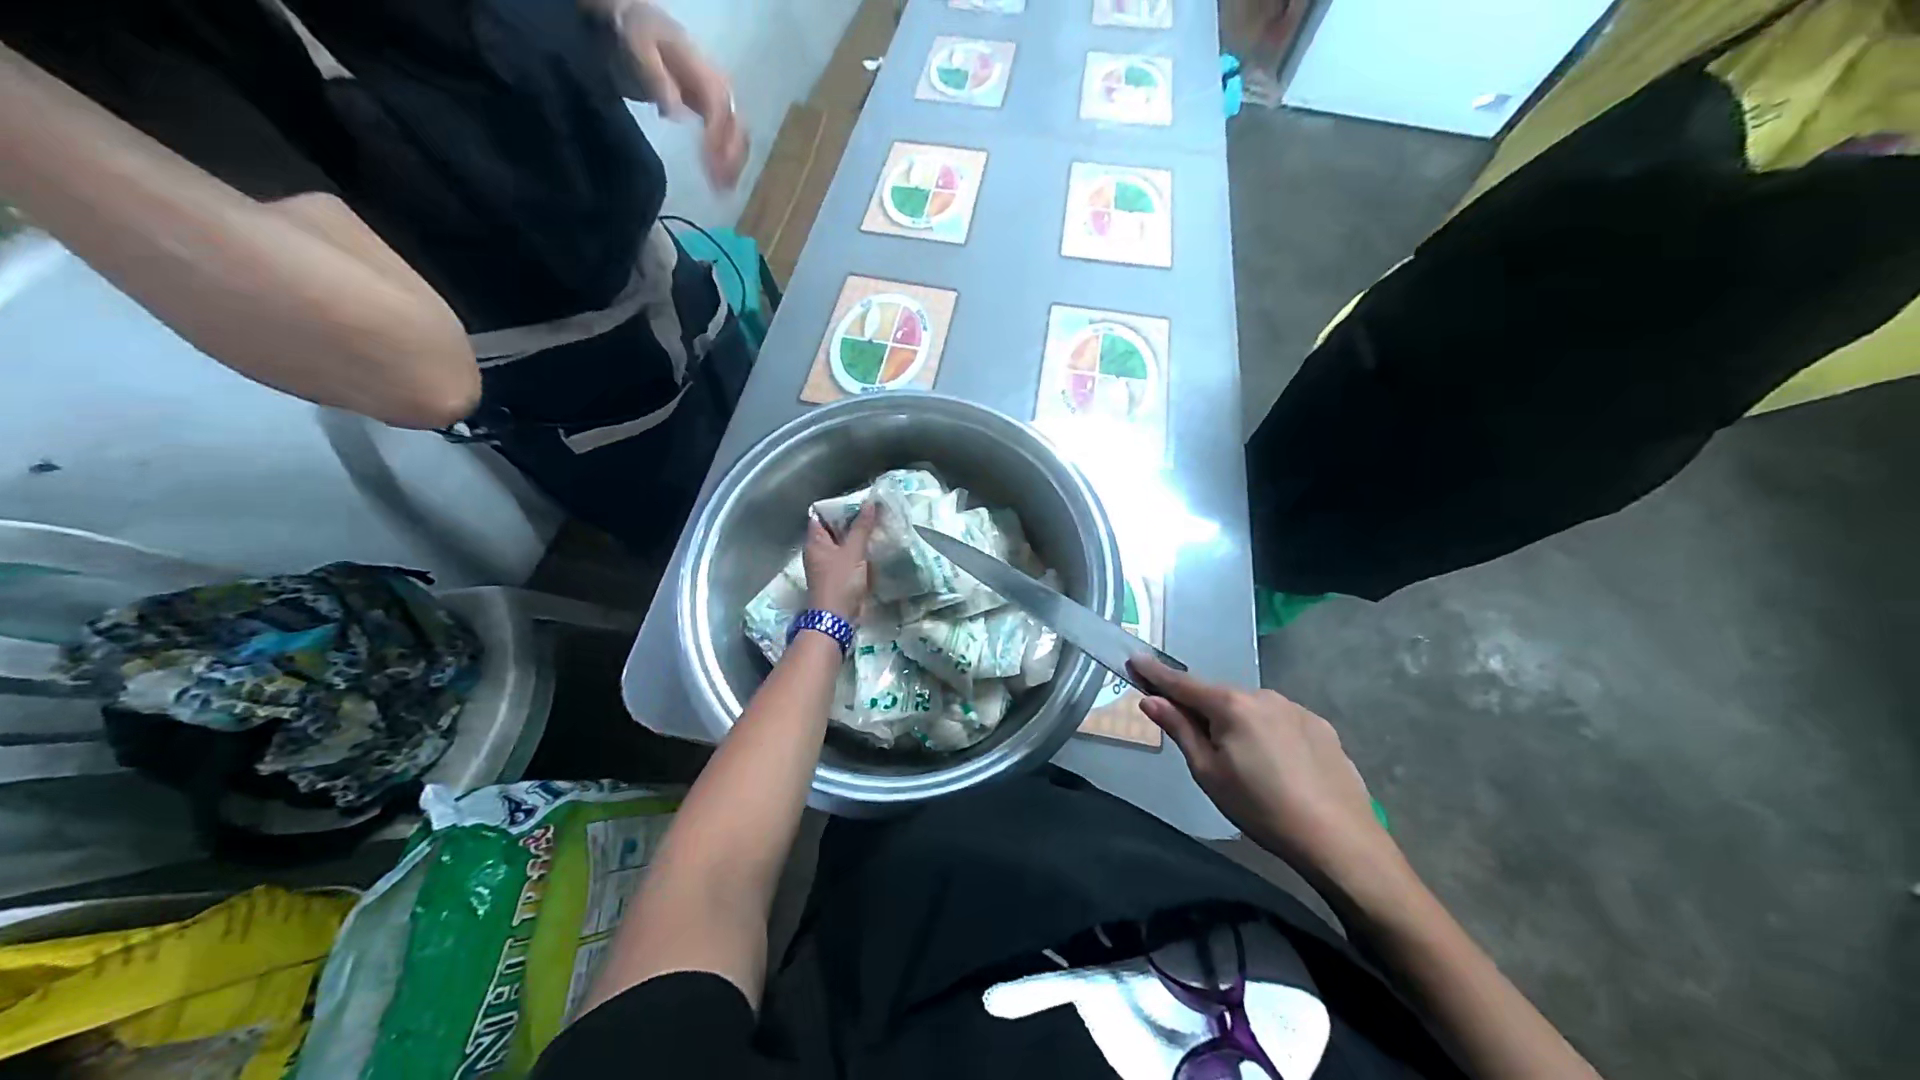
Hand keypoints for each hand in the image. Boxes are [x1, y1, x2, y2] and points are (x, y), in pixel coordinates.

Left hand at [609, 2, 749, 188]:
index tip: (711, 168)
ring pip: (738, 134)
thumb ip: (657, 79)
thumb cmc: (637, 34)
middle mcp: (719, 85)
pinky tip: (721, 177)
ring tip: (724, 190)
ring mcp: (719, 97)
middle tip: (722, 188)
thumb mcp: (639, 47)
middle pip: (736, 126)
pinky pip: (730, 135)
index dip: (717, 140)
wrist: (638, 19)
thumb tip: (677, 115)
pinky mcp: (714, 108)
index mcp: (703, 71)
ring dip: (734, 164)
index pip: (719, 111)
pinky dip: (729, 158)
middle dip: (731, 159)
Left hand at [802, 502, 876, 621]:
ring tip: (877, 525)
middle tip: (873, 510)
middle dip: (852, 521)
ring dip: (858, 537)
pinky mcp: (839, 576)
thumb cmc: (841, 582)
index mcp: (815, 542)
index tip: (858, 499)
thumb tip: (870, 502)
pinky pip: (849, 558)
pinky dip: (859, 552)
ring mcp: (828, 565)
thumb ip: (862, 527)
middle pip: (834, 529)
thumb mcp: (853, 552)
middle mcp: (818, 551)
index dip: (837, 506)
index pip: (821, 515)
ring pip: (843, 544)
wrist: (837, 618)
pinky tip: (875, 546)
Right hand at [1131, 656, 1396, 882]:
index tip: (1135, 659)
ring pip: (1251, 709)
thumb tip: (1151, 700)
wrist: (1338, 839)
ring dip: (1236, 723)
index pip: (1182, 683)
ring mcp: (1296, 708)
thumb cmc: (1261, 808)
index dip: (1155, 673)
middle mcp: (1263, 695)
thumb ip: (1180, 730)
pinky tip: (1276, 766)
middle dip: (1201, 709)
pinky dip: (1266, 733)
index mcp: (1231, 705)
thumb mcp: (1208, 773)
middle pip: (1218, 697)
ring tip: (1244, 764)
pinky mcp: (1321, 726)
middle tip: (1196, 743)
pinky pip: (1279, 721)